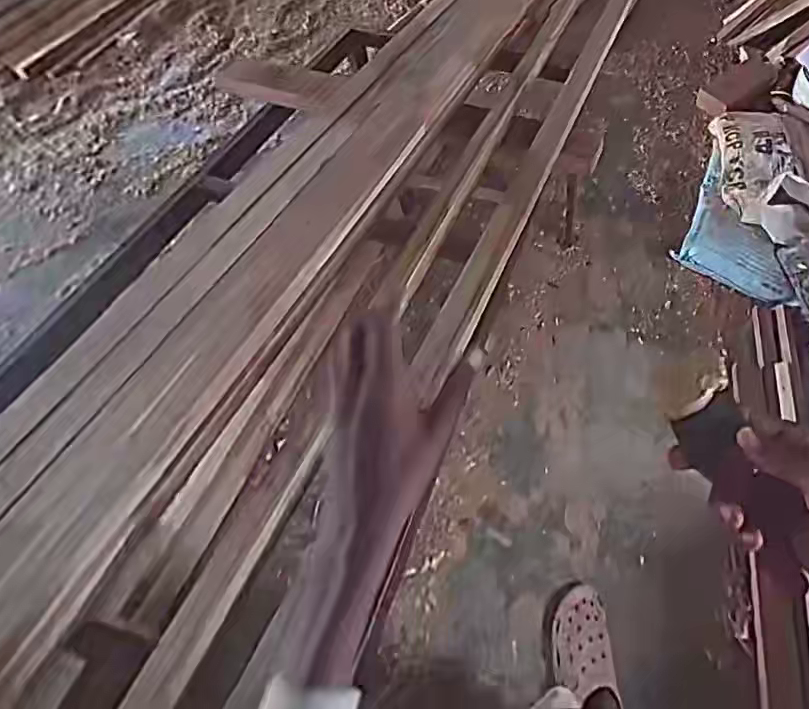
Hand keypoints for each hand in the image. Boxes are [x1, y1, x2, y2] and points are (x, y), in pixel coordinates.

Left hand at [327, 308, 470, 554]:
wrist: (360, 517)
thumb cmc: (406, 476)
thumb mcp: (439, 432)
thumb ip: (458, 389)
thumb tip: (477, 354)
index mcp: (386, 383)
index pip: (379, 328)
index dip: (387, 305)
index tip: (399, 291)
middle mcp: (356, 385)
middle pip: (352, 333)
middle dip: (368, 316)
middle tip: (388, 310)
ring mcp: (338, 400)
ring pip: (338, 351)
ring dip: (353, 334)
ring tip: (372, 331)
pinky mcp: (330, 416)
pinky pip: (334, 372)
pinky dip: (345, 357)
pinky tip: (359, 369)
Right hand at [674, 419, 808, 681]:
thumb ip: (785, 459)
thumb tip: (743, 433)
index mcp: (801, 448)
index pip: (751, 429)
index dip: (717, 433)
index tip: (687, 446)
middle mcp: (787, 469)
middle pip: (736, 465)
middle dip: (723, 486)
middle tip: (721, 510)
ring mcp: (783, 500)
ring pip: (739, 497)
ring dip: (734, 514)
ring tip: (743, 534)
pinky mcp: (782, 530)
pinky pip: (751, 524)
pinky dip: (748, 535)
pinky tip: (757, 546)